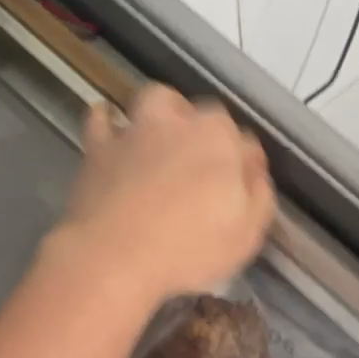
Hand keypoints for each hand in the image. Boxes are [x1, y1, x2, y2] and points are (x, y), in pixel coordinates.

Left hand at [54, 84, 275, 301]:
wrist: (115, 256)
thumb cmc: (190, 249)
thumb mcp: (246, 235)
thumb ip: (259, 197)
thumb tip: (255, 174)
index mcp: (221, 140)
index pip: (245, 142)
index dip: (246, 166)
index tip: (243, 191)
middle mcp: (180, 122)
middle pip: (204, 116)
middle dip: (210, 137)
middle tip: (207, 172)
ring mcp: (136, 129)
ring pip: (157, 101)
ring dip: (167, 114)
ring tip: (168, 140)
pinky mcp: (99, 146)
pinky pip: (104, 119)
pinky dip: (113, 124)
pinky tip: (117, 137)